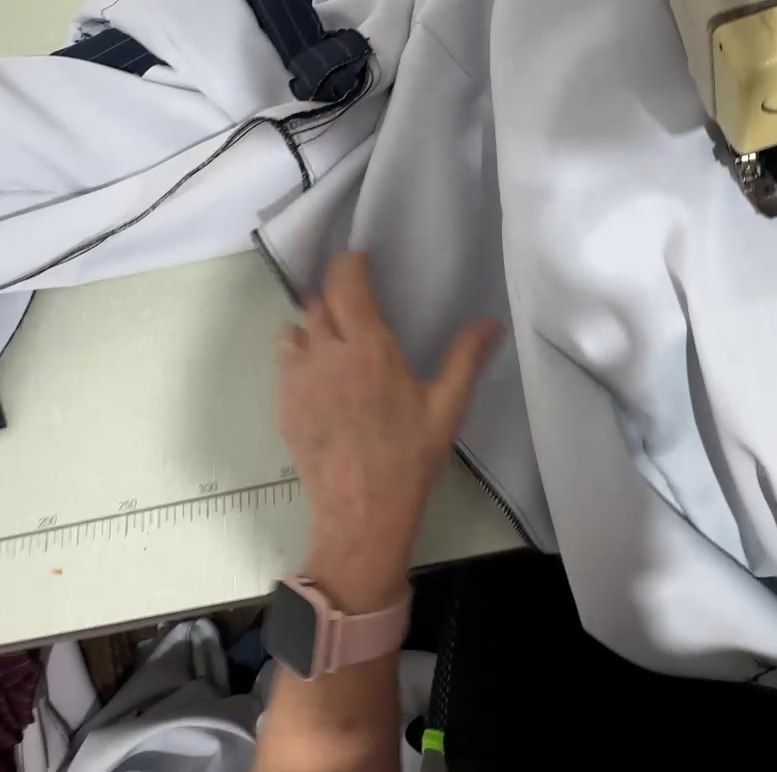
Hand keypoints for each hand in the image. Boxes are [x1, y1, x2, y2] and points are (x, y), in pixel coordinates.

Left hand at [277, 252, 500, 611]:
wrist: (361, 515)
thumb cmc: (410, 458)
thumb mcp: (447, 407)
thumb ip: (466, 358)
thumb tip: (492, 322)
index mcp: (369, 349)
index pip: (345, 284)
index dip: (348, 264)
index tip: (360, 261)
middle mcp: (326, 355)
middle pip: (317, 302)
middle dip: (334, 295)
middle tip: (356, 304)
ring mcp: (298, 381)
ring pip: (294, 330)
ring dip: (312, 324)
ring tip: (335, 339)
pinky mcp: (283, 407)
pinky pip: (285, 364)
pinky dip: (300, 356)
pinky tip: (322, 378)